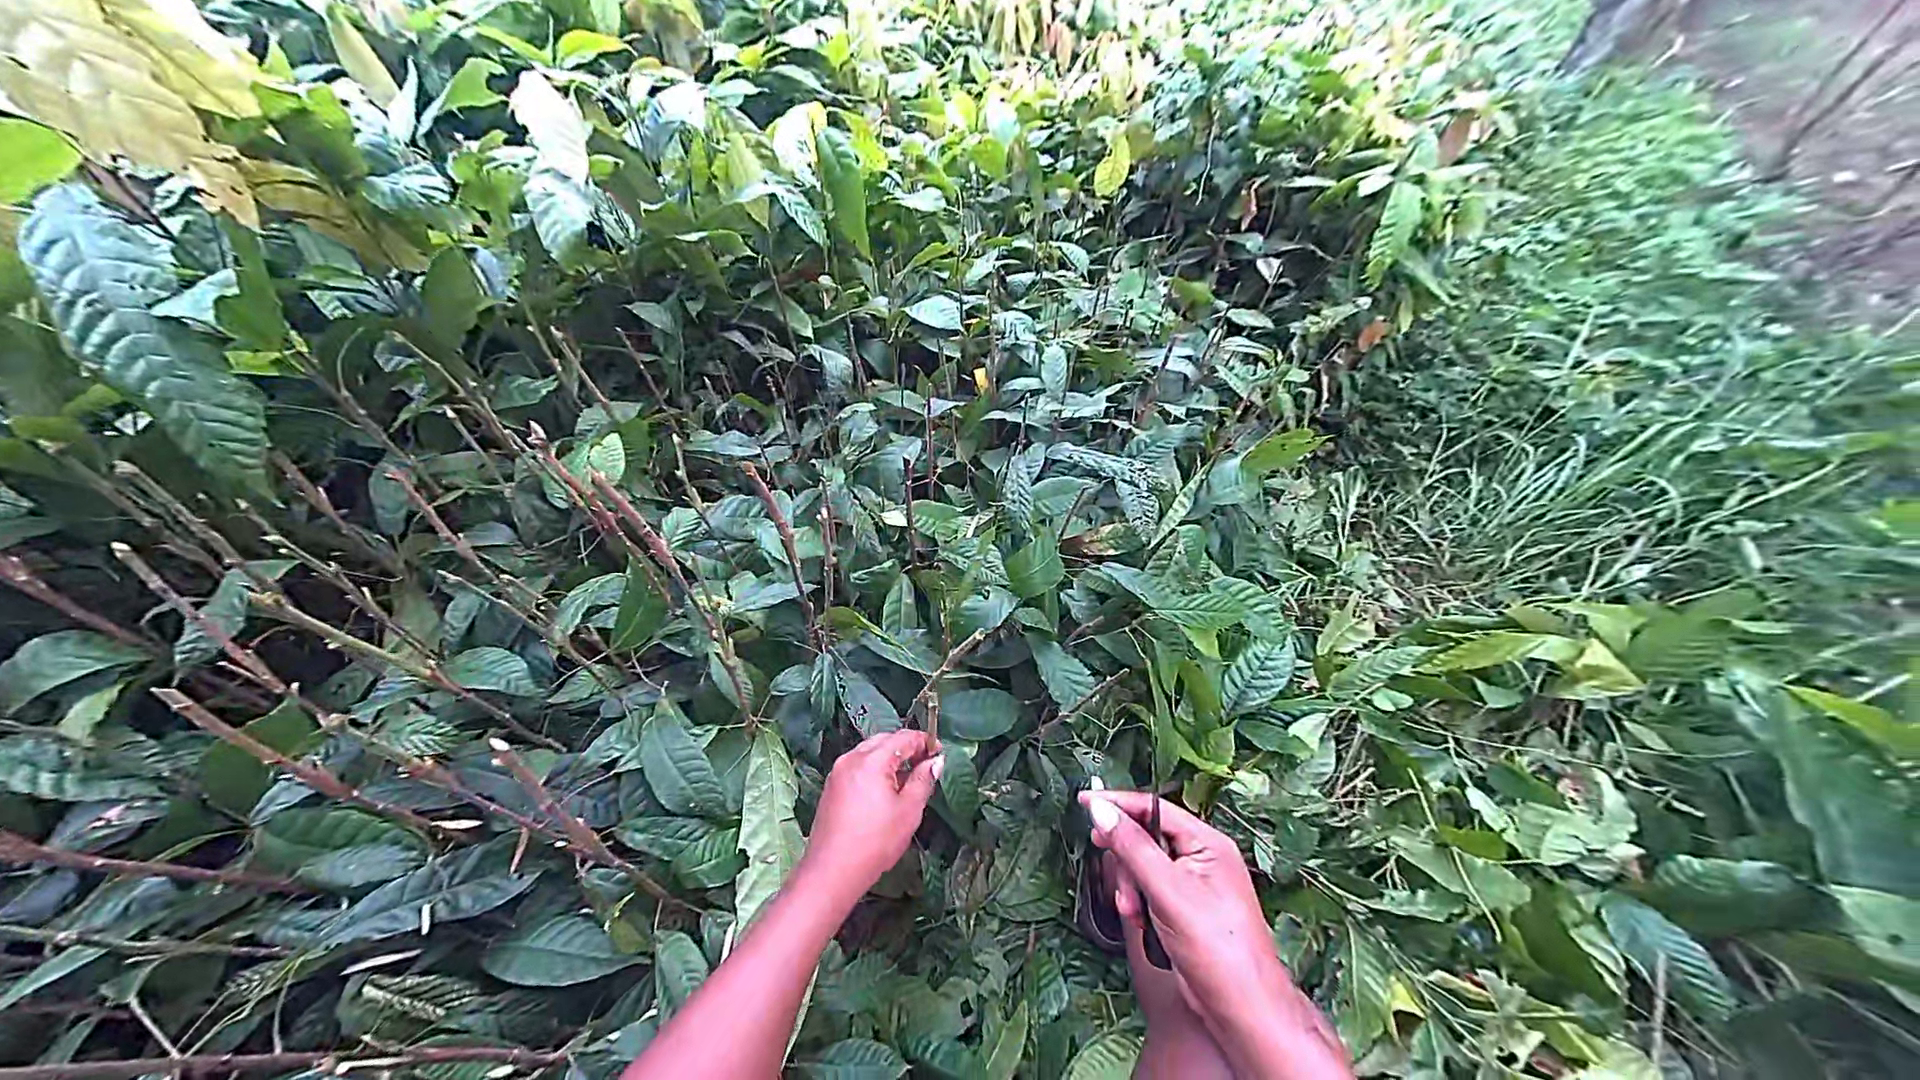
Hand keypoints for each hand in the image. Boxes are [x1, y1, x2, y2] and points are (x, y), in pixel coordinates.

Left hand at [800, 729, 942, 900]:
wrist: (832, 871)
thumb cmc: (875, 842)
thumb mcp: (909, 811)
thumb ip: (923, 780)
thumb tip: (936, 761)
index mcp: (872, 760)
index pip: (903, 737)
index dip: (924, 741)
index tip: (938, 751)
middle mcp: (852, 759)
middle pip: (884, 740)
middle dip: (906, 747)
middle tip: (925, 763)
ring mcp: (838, 771)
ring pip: (870, 751)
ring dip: (890, 757)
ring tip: (907, 778)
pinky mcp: (832, 786)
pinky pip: (857, 765)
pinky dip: (874, 768)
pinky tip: (885, 789)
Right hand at [1080, 789, 1351, 1079]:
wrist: (1244, 1014)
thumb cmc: (1219, 952)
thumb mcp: (1167, 890)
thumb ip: (1132, 846)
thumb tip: (1101, 810)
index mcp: (1206, 842)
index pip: (1153, 807)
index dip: (1116, 803)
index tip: (1084, 801)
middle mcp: (1202, 858)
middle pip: (1145, 835)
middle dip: (1124, 856)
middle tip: (1108, 866)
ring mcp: (1193, 884)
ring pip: (1143, 864)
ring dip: (1130, 885)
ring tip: (1132, 909)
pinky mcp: (1184, 908)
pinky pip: (1149, 889)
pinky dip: (1138, 901)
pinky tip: (1140, 920)